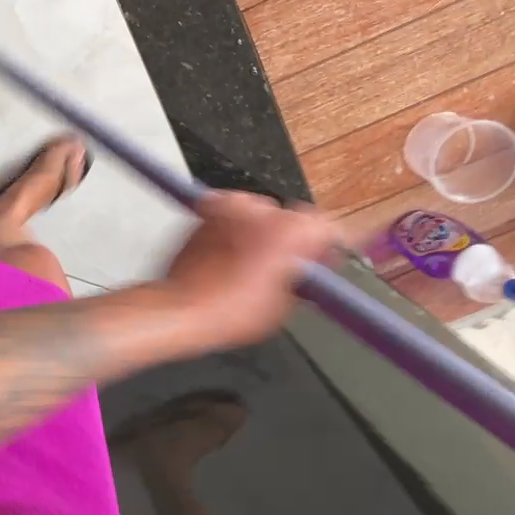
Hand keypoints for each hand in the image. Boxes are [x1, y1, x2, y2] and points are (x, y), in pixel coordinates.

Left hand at [160, 190, 344, 347]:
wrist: (185, 306)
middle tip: (289, 262)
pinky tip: (232, 249)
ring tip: (256, 257)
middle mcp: (260, 209)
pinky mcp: (204, 210)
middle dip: (293, 236)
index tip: (327, 257)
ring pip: (258, 211)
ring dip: (262, 228)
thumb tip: (304, 267)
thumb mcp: (287, 300)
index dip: (329, 244)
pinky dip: (235, 225)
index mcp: (290, 230)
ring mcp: (229, 206)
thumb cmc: (236, 309)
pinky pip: (230, 212)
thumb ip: (302, 273)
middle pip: (291, 216)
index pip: (327, 226)